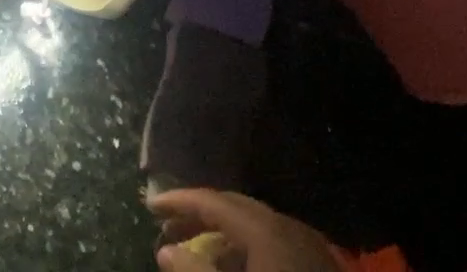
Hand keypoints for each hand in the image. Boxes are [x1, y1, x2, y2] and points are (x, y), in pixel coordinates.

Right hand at [149, 189, 341, 271]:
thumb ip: (196, 271)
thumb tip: (165, 251)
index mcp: (266, 229)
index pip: (212, 201)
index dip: (177, 201)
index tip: (149, 207)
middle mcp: (287, 226)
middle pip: (233, 207)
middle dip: (197, 215)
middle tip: (165, 227)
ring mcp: (307, 245)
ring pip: (253, 226)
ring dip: (220, 234)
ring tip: (193, 252)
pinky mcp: (318, 265)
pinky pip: (272, 244)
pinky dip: (244, 249)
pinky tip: (230, 266)